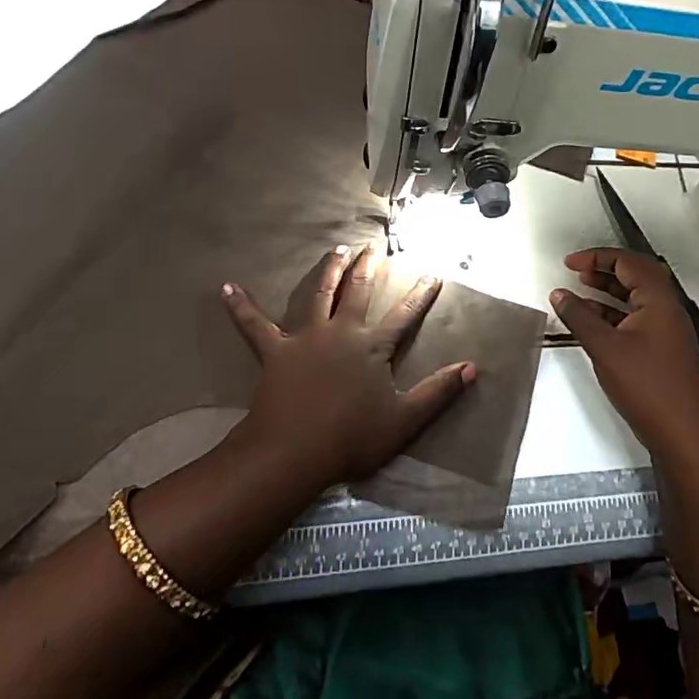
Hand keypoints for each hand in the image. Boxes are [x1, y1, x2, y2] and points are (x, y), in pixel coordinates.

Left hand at [221, 244, 474, 488]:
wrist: (295, 452)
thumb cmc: (352, 438)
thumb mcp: (405, 420)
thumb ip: (439, 392)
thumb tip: (472, 368)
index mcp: (372, 347)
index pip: (404, 316)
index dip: (420, 295)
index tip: (433, 274)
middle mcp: (341, 332)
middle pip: (358, 292)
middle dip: (369, 267)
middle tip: (375, 246)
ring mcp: (306, 337)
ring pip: (319, 294)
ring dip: (329, 270)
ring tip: (338, 249)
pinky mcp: (275, 350)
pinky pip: (253, 325)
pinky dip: (241, 307)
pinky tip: (226, 287)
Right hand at [550, 248, 698, 459]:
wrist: (682, 434)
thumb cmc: (651, 390)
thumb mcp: (604, 347)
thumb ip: (579, 316)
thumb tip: (561, 295)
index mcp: (660, 302)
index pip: (629, 262)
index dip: (597, 257)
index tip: (572, 262)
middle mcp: (668, 312)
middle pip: (636, 276)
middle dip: (605, 269)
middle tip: (578, 269)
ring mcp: (668, 331)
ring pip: (636, 298)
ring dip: (608, 291)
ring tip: (581, 291)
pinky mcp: (663, 350)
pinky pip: (637, 319)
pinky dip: (613, 313)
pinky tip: (594, 322)